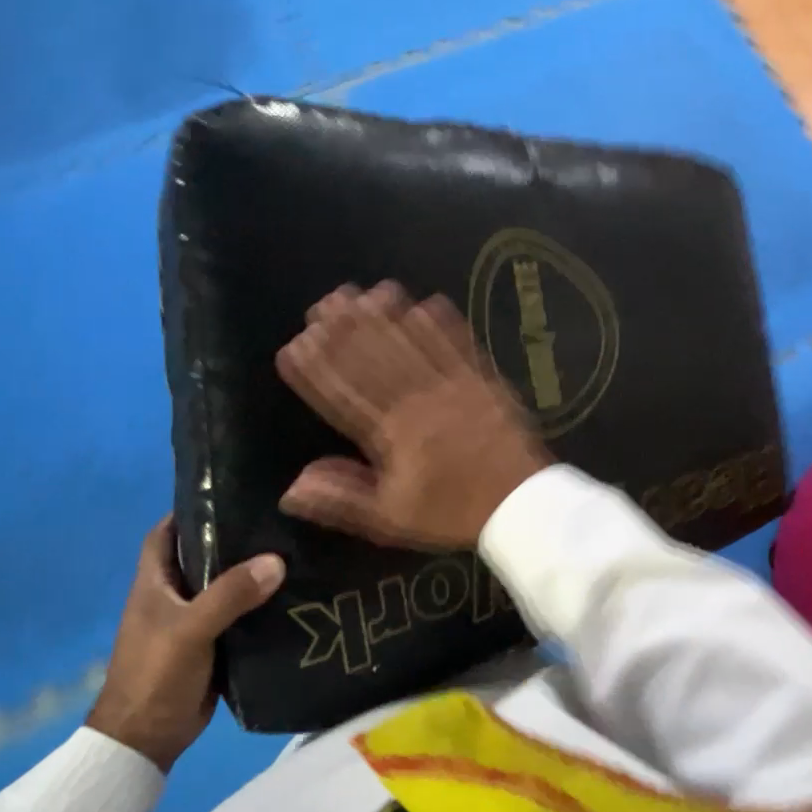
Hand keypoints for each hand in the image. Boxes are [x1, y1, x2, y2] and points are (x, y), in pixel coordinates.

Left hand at [86, 517, 284, 771]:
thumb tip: (278, 560)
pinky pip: (241, 612)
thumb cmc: (154, 674)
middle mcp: (173, 595)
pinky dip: (261, 601)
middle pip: (204, 553)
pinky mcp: (214, 642)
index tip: (229, 491)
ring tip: (295, 544)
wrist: (148, 738)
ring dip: (253, 569)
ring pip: (227, 583)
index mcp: (154, 583)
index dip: (190, 510)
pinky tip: (293, 589)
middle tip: (277, 514)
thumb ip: (230, 593)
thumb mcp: (190, 629)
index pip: (166, 532)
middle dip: (235, 535)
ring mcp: (194, 619)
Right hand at [274, 281, 550, 548]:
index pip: (344, 394)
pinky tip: (428, 301)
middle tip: (324, 302)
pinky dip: (444, 323)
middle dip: (346, 329)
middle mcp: (420, 401)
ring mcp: (455, 386)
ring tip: (365, 292)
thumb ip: (342, 499)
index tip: (294, 343)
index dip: (317, 368)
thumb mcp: (390, 519)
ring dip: (389, 317)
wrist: (520, 503)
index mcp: (392, 435)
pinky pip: (461, 345)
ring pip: (415, 344)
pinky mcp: (485, 380)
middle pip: (377, 359)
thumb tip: (291, 487)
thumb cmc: (451, 511)